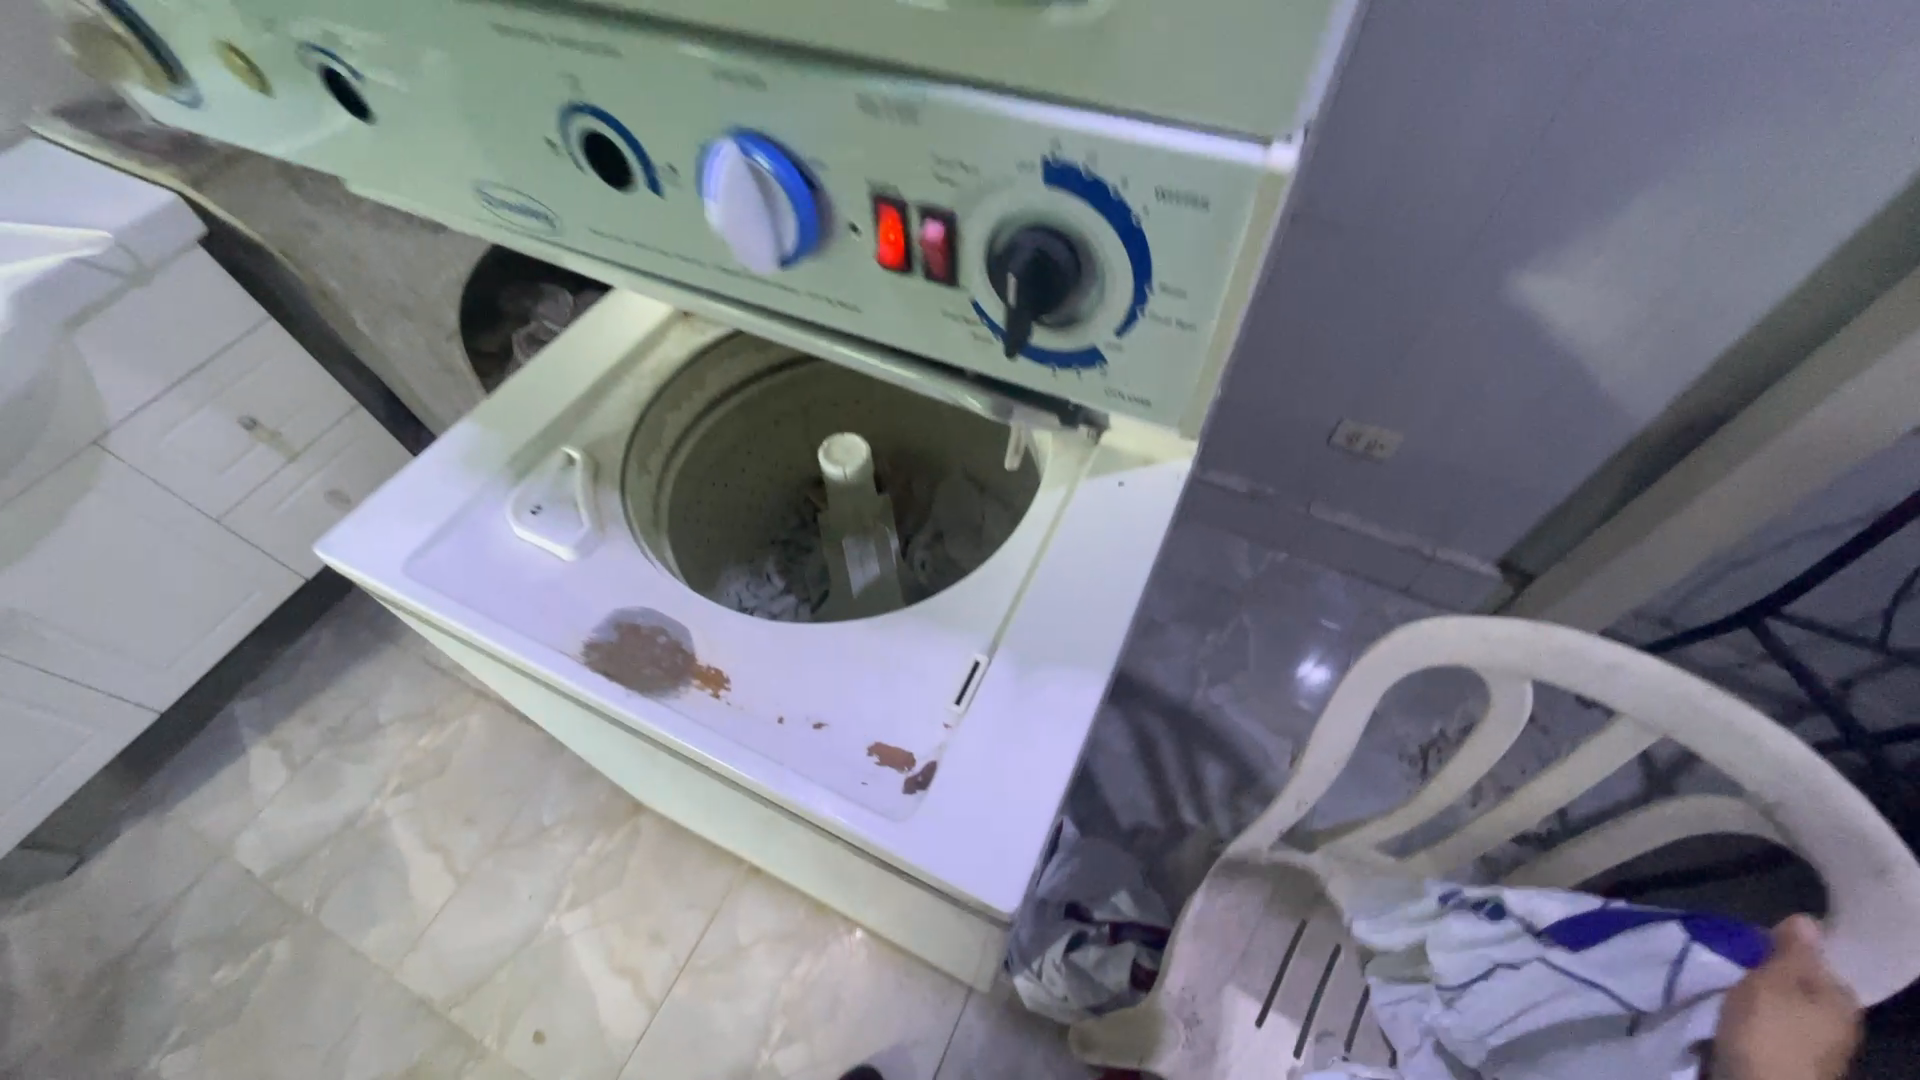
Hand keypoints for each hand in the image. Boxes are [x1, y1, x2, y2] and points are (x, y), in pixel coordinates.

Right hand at [1714, 915, 1861, 1079]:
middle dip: (1768, 967)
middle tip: (1731, 955)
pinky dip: (1754, 1010)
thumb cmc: (1770, 1028)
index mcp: (1842, 1001)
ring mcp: (1816, 1042)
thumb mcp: (1776, 980)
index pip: (1819, 962)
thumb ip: (1792, 951)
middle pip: (1801, 982)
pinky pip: (1772, 1019)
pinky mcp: (1790, 1054)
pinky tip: (1733, 1005)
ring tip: (1724, 977)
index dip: (1785, 947)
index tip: (1748, 937)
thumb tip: (1807, 919)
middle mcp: (1838, 1021)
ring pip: (1784, 1001)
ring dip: (1758, 989)